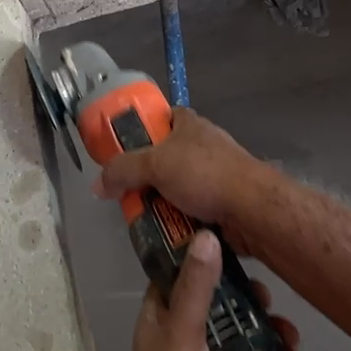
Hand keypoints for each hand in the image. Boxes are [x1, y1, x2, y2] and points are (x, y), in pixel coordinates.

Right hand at [93, 108, 268, 229]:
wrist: (252, 210)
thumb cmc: (204, 174)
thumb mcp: (155, 165)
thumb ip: (123, 171)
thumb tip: (97, 184)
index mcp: (190, 124)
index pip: (164, 118)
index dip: (146, 131)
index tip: (128, 151)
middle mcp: (205, 144)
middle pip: (169, 158)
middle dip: (151, 177)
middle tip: (132, 194)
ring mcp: (218, 174)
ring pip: (181, 187)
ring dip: (167, 203)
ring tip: (148, 219)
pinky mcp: (226, 202)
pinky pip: (195, 210)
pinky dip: (183, 220)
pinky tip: (170, 232)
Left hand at [132, 230, 304, 350]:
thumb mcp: (183, 334)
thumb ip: (196, 287)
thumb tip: (206, 232)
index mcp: (159, 314)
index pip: (178, 270)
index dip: (204, 255)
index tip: (235, 243)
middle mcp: (180, 332)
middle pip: (217, 300)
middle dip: (248, 297)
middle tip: (269, 297)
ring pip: (240, 331)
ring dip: (268, 330)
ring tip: (291, 334)